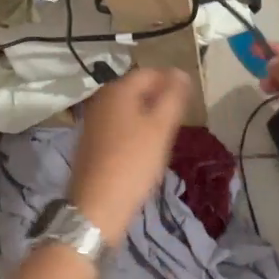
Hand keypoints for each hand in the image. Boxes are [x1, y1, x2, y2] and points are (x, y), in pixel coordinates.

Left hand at [68, 68, 190, 242]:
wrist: (97, 206)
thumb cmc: (133, 162)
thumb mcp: (160, 128)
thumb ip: (173, 97)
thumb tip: (181, 72)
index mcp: (118, 88)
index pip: (150, 73)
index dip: (171, 82)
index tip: (188, 101)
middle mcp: (102, 98)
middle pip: (137, 89)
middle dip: (158, 99)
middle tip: (177, 120)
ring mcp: (93, 119)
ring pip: (127, 108)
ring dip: (146, 116)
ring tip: (163, 136)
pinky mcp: (90, 141)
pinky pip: (117, 125)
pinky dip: (133, 130)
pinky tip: (142, 150)